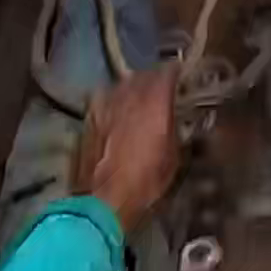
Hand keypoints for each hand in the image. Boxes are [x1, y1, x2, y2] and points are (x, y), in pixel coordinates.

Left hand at [73, 64, 180, 230]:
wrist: (103, 199)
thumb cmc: (144, 182)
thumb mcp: (172, 158)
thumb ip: (174, 128)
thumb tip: (174, 117)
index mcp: (155, 100)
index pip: (168, 71)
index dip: (175, 73)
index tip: (179, 77)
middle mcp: (131, 92)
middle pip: (145, 74)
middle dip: (154, 80)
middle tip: (160, 92)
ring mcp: (108, 99)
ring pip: (124, 82)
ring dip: (133, 88)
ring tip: (137, 102)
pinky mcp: (91, 112)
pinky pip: (107, 96)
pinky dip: (115, 100)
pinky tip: (116, 113)